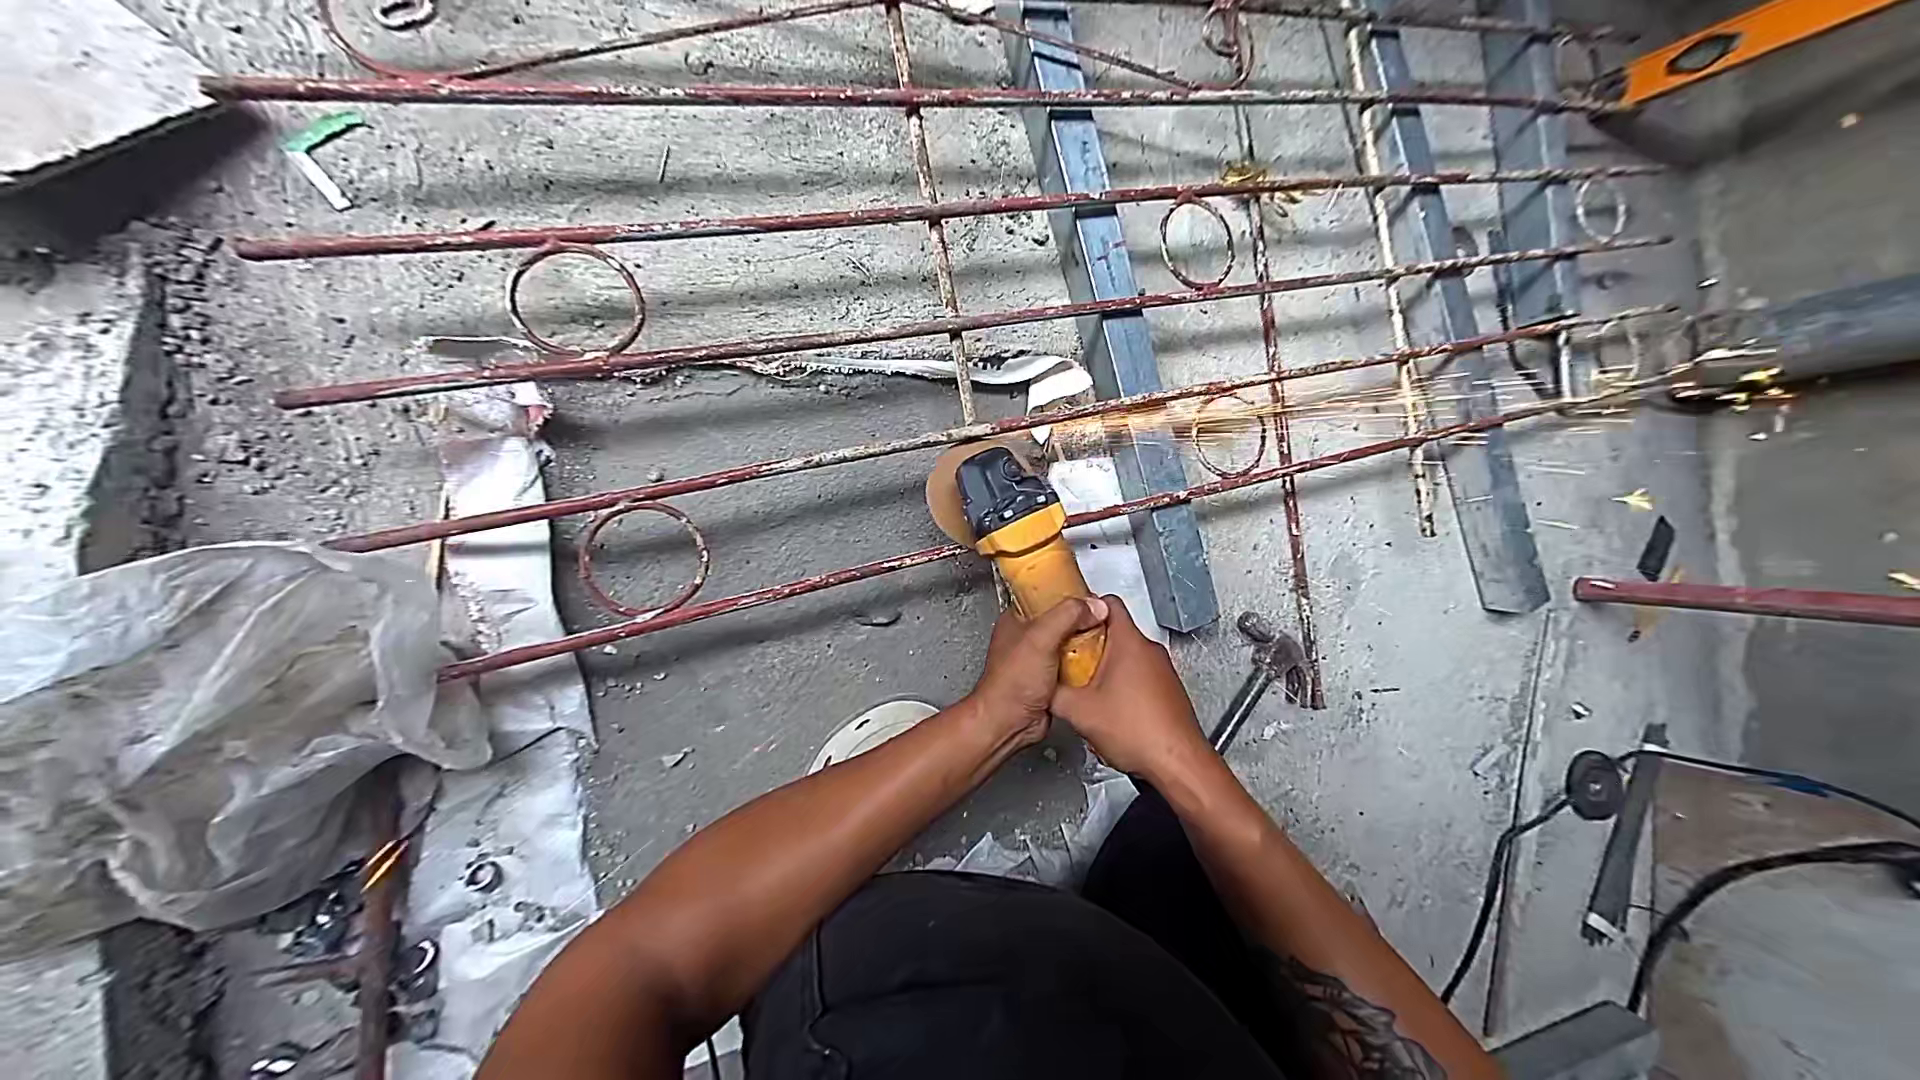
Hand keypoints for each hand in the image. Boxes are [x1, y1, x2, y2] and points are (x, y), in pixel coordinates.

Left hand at [963, 596, 1109, 748]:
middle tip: (1100, 618)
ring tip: (1103, 638)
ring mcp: (1040, 658)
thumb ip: (1067, 616)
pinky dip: (1086, 664)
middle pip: (1062, 618)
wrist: (1008, 723)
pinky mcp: (1051, 678)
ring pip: (1070, 642)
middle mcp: (1028, 637)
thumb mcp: (1040, 638)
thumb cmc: (1009, 684)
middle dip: (1082, 619)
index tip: (1089, 594)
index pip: (1046, 595)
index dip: (1068, 592)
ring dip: (1086, 643)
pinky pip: (1075, 665)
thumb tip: (1093, 606)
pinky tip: (1097, 664)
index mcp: (1018, 620)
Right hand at [1051, 595, 1206, 778]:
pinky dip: (1121, 682)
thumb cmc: (1139, 732)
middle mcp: (1149, 650)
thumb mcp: (1079, 711)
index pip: (1108, 603)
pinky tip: (1109, 706)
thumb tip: (1043, 688)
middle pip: (1114, 630)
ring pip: (1126, 654)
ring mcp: (1162, 670)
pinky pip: (1138, 674)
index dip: (1085, 607)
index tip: (1069, 618)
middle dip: (1089, 642)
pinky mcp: (1167, 690)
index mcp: (1129, 642)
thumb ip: (1054, 693)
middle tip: (1069, 658)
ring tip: (1086, 686)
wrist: (1177, 764)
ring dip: (1104, 665)